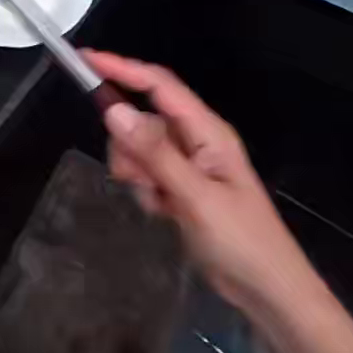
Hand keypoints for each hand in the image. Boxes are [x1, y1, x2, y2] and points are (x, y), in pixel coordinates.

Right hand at [84, 50, 352, 352]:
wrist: (268, 291)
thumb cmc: (242, 241)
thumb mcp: (196, 196)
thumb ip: (155, 153)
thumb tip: (114, 111)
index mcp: (207, 130)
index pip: (159, 85)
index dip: (123, 68)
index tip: (85, 60)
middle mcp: (195, 139)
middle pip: (143, 118)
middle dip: (129, 145)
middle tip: (140, 179)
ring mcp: (187, 164)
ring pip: (139, 149)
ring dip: (138, 174)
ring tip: (161, 204)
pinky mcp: (179, 186)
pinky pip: (146, 174)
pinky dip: (146, 191)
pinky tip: (164, 214)